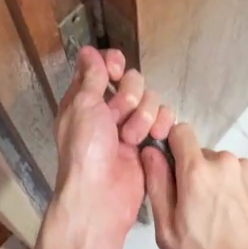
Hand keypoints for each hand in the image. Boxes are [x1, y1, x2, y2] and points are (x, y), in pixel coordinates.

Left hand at [52, 46, 174, 241]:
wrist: (100, 197)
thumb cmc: (84, 150)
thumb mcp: (81, 107)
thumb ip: (91, 76)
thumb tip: (88, 51)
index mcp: (87, 98)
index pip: (106, 64)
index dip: (114, 63)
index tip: (115, 71)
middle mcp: (109, 109)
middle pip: (133, 79)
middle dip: (130, 97)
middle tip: (118, 118)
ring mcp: (131, 125)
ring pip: (152, 98)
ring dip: (143, 116)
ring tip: (132, 139)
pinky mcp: (151, 141)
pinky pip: (165, 118)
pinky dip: (161, 125)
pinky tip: (153, 139)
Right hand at [140, 123, 247, 248]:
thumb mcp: (170, 233)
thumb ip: (157, 186)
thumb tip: (150, 152)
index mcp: (197, 171)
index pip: (180, 131)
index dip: (171, 146)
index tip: (168, 169)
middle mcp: (223, 161)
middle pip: (198, 154)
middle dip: (191, 174)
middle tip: (191, 211)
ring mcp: (245, 170)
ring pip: (218, 167)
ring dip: (212, 184)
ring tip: (215, 221)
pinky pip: (235, 176)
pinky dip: (230, 191)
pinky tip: (232, 220)